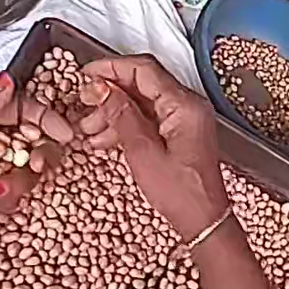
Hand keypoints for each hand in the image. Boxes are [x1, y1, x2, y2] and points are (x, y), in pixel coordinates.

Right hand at [75, 55, 228, 237]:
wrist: (203, 220)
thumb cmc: (181, 193)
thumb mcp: (143, 152)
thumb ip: (122, 115)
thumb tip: (101, 87)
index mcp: (184, 106)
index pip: (144, 70)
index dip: (111, 68)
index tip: (86, 74)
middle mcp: (189, 107)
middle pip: (143, 84)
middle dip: (110, 93)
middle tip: (85, 105)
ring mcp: (186, 120)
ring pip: (144, 103)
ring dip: (115, 112)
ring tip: (90, 129)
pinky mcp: (182, 134)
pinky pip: (151, 119)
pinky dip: (128, 125)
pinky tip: (106, 139)